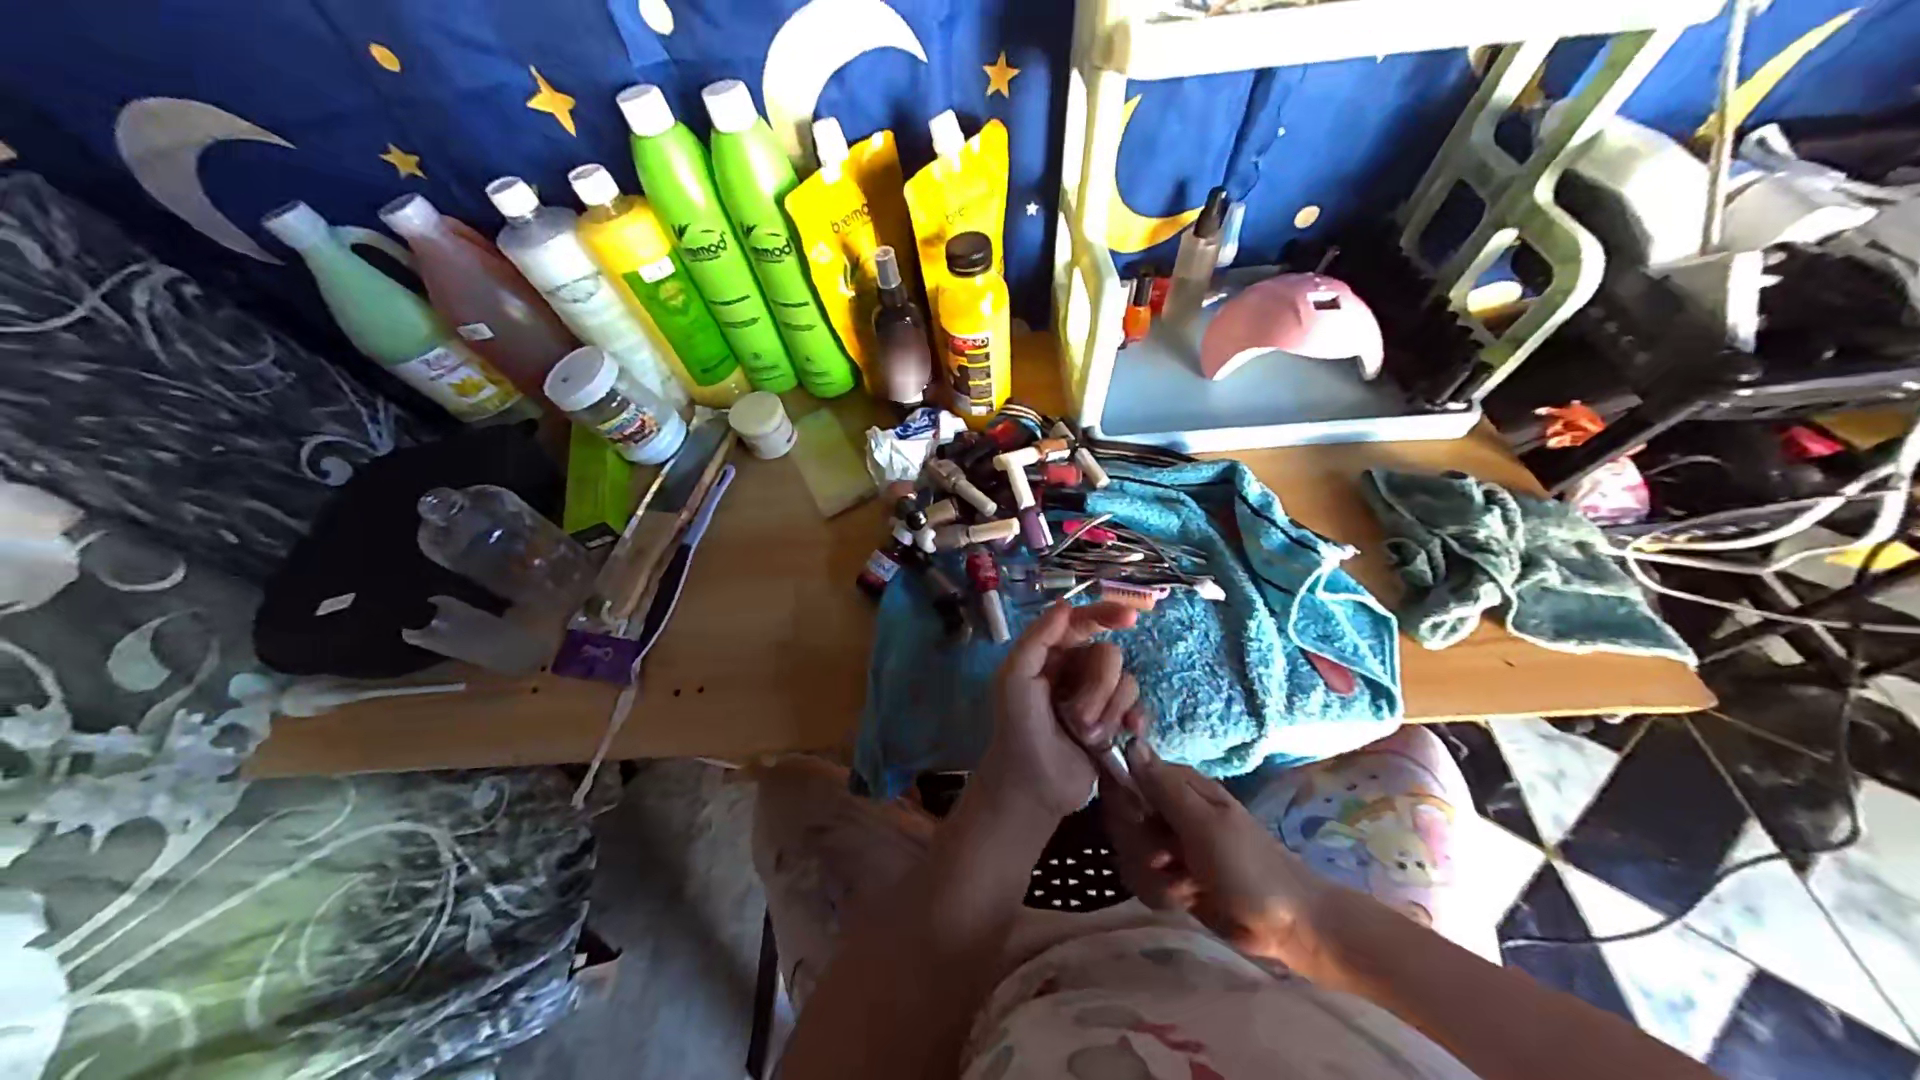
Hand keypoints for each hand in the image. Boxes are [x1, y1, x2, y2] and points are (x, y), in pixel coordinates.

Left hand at [976, 601, 1145, 820]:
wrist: (1032, 786)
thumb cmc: (1018, 729)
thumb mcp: (1015, 679)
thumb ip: (1037, 639)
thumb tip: (1066, 605)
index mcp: (1051, 654)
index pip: (1083, 622)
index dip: (1106, 614)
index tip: (1130, 617)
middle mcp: (1077, 670)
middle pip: (1109, 655)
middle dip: (1098, 687)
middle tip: (1076, 717)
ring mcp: (1098, 697)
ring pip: (1126, 683)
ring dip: (1108, 711)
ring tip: (1086, 736)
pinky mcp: (1114, 723)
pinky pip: (1137, 708)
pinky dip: (1132, 720)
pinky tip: (1126, 734)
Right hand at [1101, 743, 1330, 963]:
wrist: (1289, 926)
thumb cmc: (1249, 865)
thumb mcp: (1203, 823)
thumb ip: (1162, 786)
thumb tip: (1130, 742)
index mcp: (1179, 787)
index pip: (1127, 777)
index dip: (1123, 798)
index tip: (1139, 819)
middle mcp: (1169, 812)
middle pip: (1123, 820)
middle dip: (1141, 844)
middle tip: (1168, 855)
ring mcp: (1170, 847)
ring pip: (1130, 853)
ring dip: (1153, 875)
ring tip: (1186, 883)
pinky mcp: (1171, 879)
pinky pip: (1143, 881)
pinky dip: (1162, 893)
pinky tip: (1187, 898)